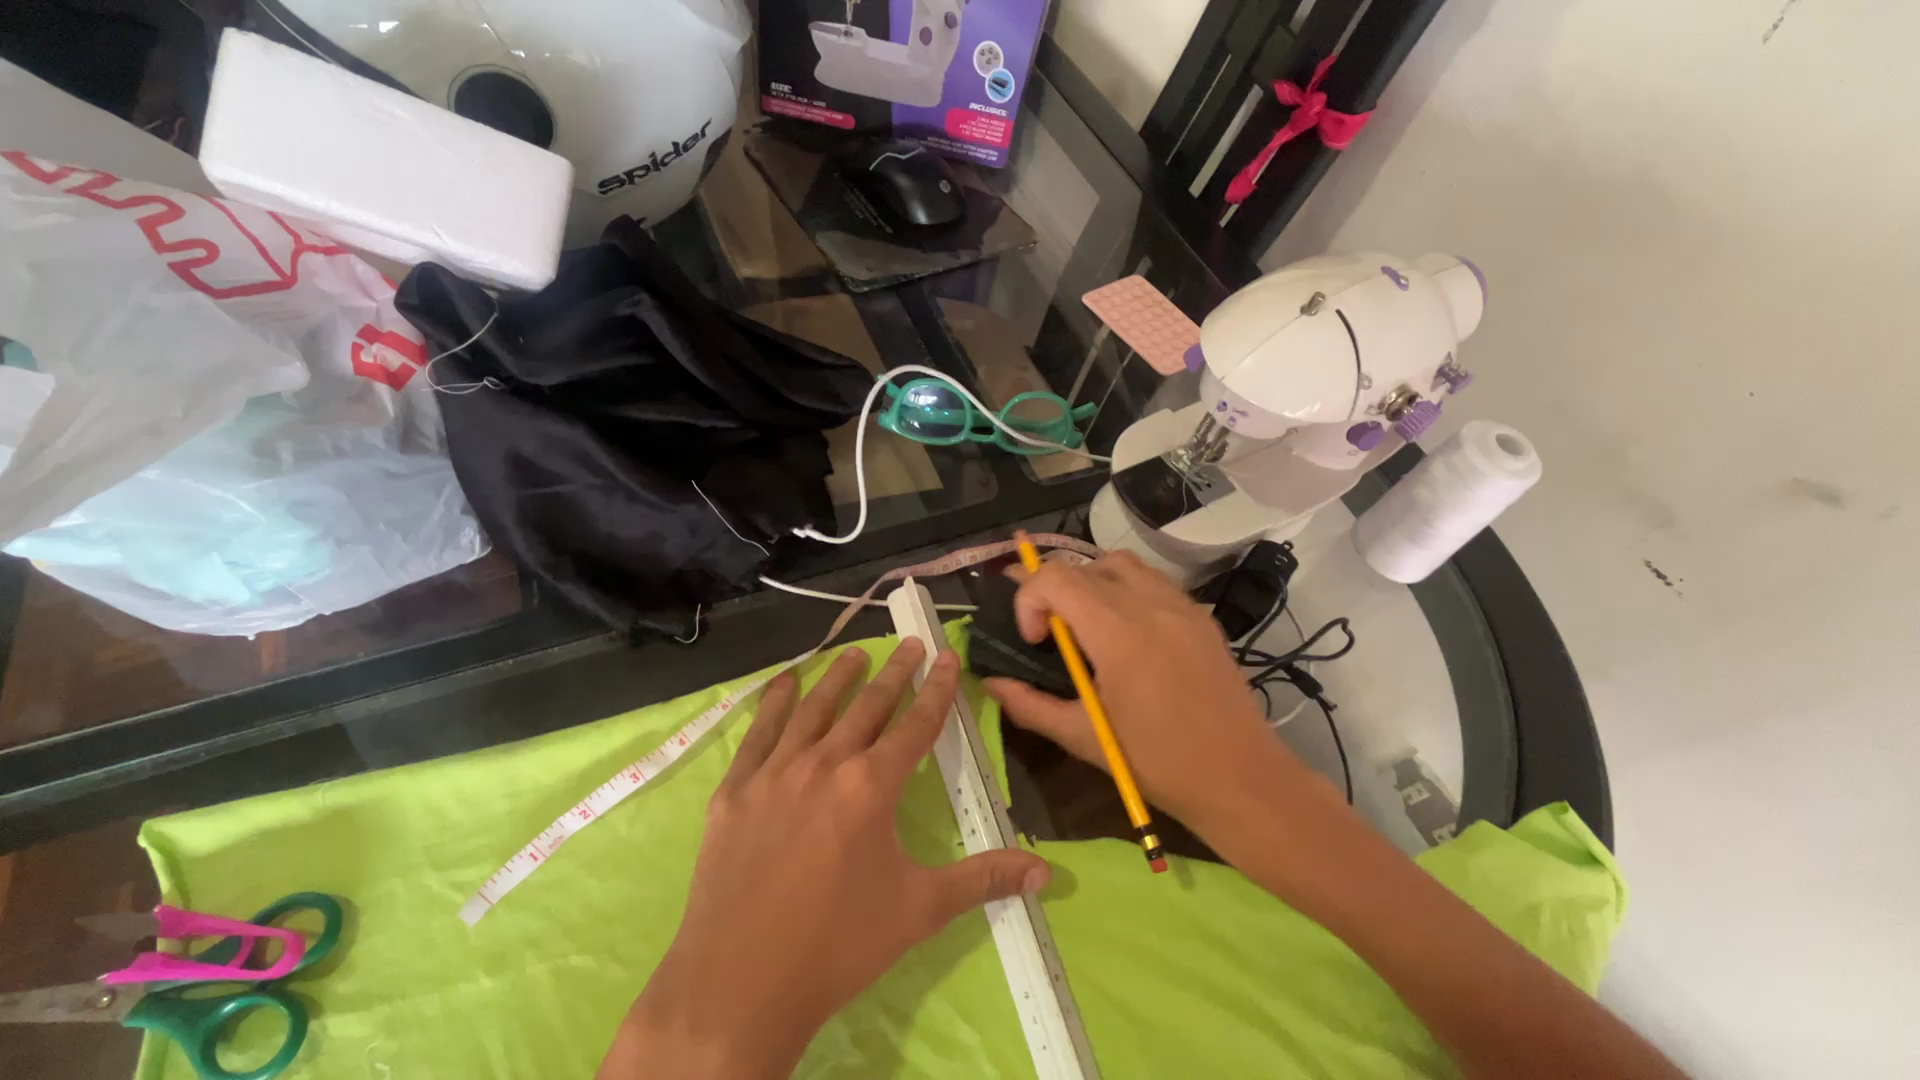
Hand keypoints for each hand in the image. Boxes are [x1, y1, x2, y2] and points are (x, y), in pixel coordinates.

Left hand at [600, 640, 1049, 1079]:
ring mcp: (773, 774)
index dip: (937, 690)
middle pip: (867, 706)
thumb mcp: (920, 910)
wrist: (741, 983)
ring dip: (837, 677)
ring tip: (854, 653)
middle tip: (910, 644)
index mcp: (872, 786)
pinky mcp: (735, 792)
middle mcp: (824, 764)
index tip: (947, 656)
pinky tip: (783, 683)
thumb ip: (983, 879)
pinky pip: (758, 732)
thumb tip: (1047, 871)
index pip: (916, 724)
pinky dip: (773, 702)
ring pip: (813, 709)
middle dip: (894, 673)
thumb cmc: (839, 945)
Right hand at [983, 552, 1324, 849]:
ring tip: (1084, 626)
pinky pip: (1154, 581)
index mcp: (1119, 633)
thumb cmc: (1158, 764)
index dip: (1029, 600)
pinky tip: (1124, 634)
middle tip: (1048, 635)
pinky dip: (1126, 591)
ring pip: (1122, 564)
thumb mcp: (1085, 738)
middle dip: (1054, 591)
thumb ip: (1030, 705)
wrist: (1240, 778)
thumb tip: (992, 682)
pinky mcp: (1202, 617)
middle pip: (1084, 565)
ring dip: (1090, 583)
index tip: (1034, 642)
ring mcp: (1182, 606)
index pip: (1056, 578)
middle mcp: (1151, 605)